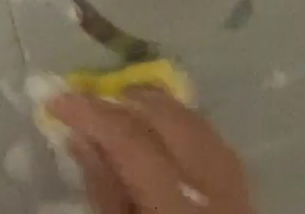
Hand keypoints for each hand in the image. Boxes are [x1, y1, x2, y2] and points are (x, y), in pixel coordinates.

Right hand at [49, 88, 254, 213]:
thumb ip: (103, 192)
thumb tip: (80, 137)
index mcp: (177, 212)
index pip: (133, 142)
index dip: (91, 113)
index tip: (56, 102)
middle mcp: (217, 198)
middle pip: (172, 123)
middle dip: (125, 102)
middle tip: (86, 103)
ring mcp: (241, 200)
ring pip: (199, 127)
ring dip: (155, 109)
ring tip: (117, 107)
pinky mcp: (248, 204)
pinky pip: (216, 147)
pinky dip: (184, 128)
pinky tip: (160, 131)